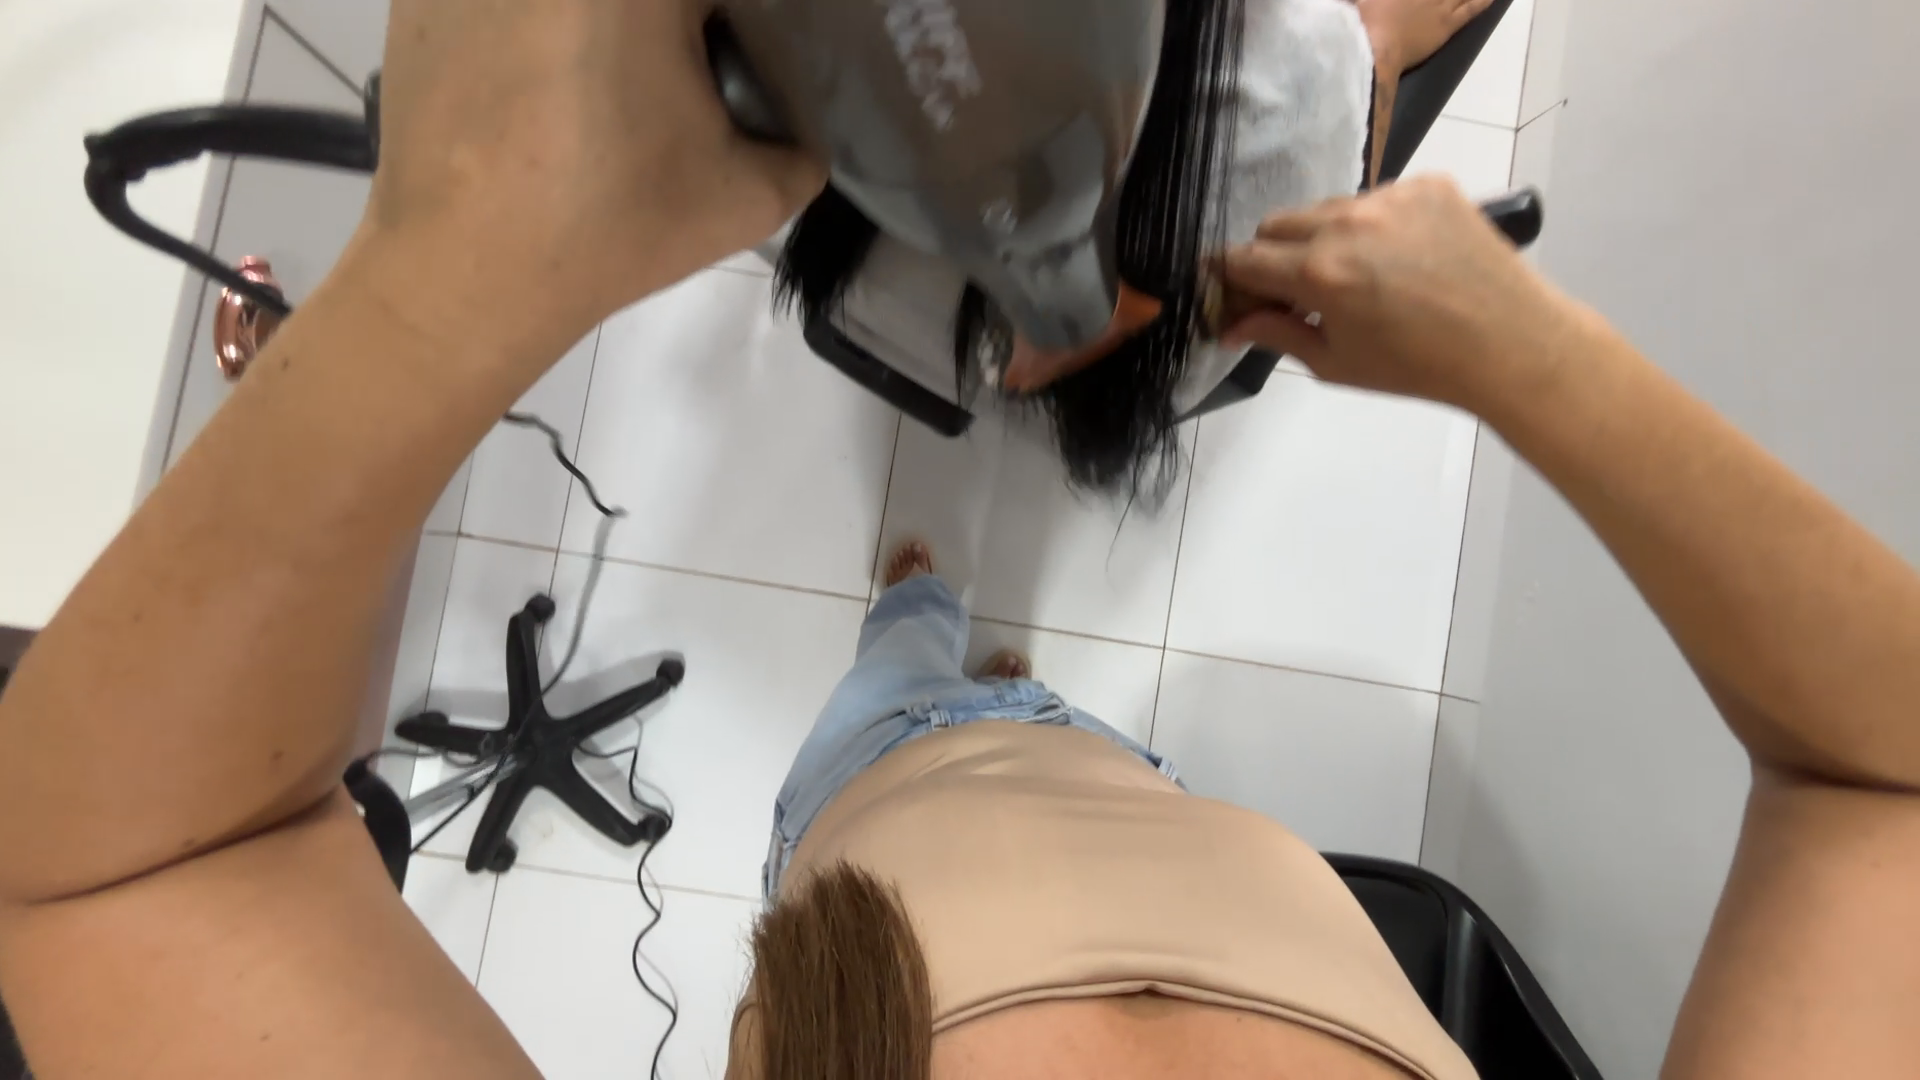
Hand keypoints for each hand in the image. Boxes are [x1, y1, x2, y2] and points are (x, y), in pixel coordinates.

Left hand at [357, 0, 824, 363]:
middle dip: (678, 30)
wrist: (479, 268)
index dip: (739, 28)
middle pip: (652, 1)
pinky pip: (513, 3)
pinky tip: (541, 93)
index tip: (732, 72)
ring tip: (604, 97)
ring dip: (607, 35)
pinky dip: (539, 32)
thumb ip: (802, 157)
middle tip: (678, 85)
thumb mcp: (749, 201)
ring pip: (583, 6)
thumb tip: (803, 139)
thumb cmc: (623, 227)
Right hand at [1221, 175, 1585, 411]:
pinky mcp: (1428, 184)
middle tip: (1285, 289)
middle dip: (1268, 255)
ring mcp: (1391, 197)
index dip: (1225, 275)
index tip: (1222, 287)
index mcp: (1319, 273)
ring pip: (1323, 208)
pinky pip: (1371, 199)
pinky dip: (1364, 226)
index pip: (1243, 259)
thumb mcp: (1332, 362)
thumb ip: (1275, 333)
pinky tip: (1389, 257)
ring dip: (1315, 238)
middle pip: (1275, 224)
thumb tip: (1230, 326)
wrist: (1509, 342)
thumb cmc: (1413, 367)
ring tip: (1346, 274)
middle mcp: (1348, 223)